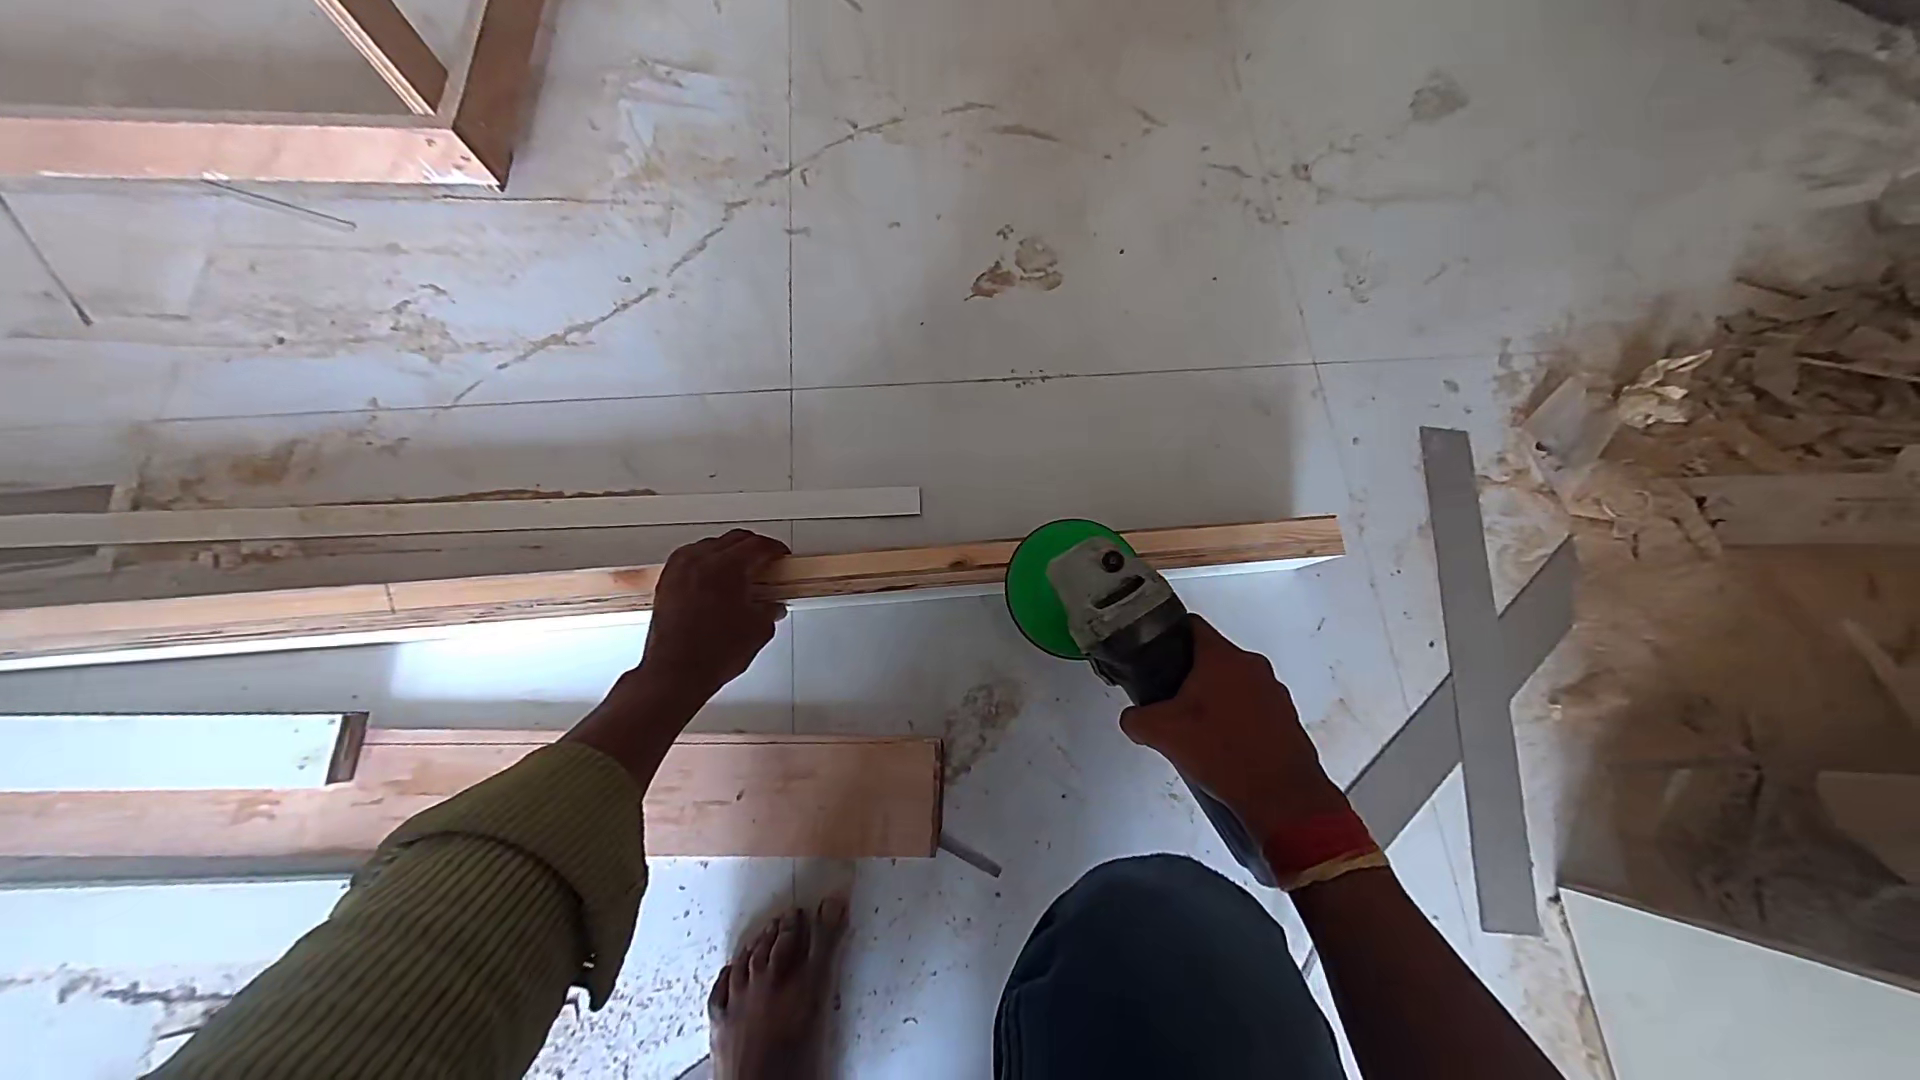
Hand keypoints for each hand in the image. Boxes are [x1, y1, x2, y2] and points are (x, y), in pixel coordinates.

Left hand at [634, 529, 790, 703]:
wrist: (676, 674)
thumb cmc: (711, 654)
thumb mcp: (758, 630)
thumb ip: (769, 609)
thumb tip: (771, 606)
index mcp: (727, 568)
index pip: (758, 545)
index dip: (775, 549)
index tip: (780, 556)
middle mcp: (701, 562)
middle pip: (734, 539)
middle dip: (754, 547)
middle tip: (766, 561)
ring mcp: (680, 570)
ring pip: (711, 545)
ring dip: (729, 552)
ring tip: (741, 571)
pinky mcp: (666, 582)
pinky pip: (690, 558)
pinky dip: (706, 562)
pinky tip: (714, 578)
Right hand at [1119, 616, 1348, 836]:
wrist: (1281, 798)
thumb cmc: (1223, 753)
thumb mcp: (1160, 733)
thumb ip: (1135, 718)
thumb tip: (1133, 719)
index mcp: (1223, 658)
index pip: (1191, 625)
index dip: (1168, 634)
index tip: (1157, 650)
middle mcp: (1253, 667)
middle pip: (1211, 658)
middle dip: (1189, 676)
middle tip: (1170, 700)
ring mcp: (1274, 692)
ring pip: (1233, 684)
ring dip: (1215, 700)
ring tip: (1196, 730)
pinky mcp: (1286, 718)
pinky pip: (1253, 708)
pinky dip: (1236, 720)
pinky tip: (1222, 747)